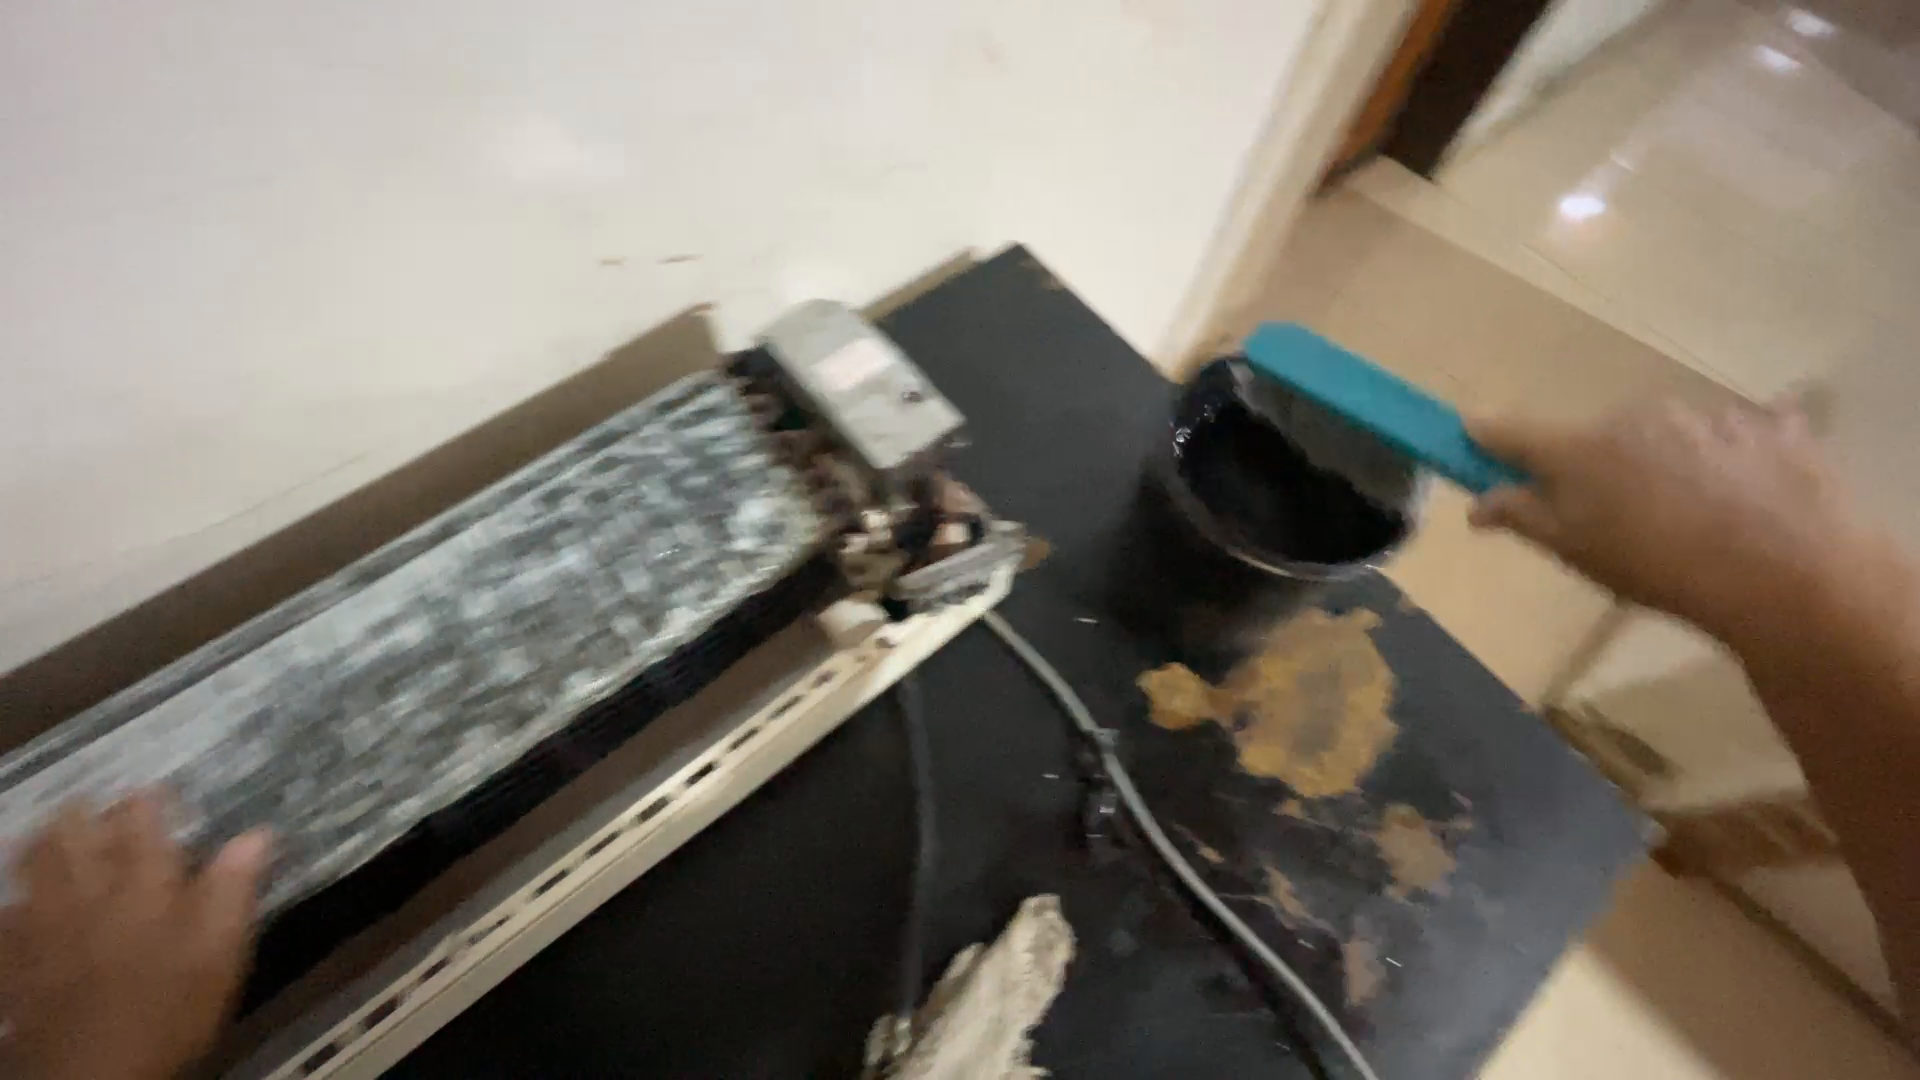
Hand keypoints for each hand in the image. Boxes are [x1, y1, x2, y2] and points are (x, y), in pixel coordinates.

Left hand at [0, 793, 270, 1079]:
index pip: (142, 834)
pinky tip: (12, 903)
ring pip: (31, 880)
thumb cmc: (173, 1004)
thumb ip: (235, 888)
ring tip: (43, 832)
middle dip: (77, 820)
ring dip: (37, 851)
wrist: (91, 1078)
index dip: (145, 806)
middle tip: (85, 798)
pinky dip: (9, 905)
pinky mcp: (17, 974)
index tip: (150, 785)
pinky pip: (4, 927)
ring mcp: (43, 939)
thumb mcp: (223, 947)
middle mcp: (88, 903)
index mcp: (145, 892)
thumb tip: (258, 833)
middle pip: (72, 850)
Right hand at [1467, 399, 1864, 649]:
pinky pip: (1729, 432)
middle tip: (1607, 512)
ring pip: (1659, 433)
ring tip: (1685, 511)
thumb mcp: (1571, 550)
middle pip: (1591, 436)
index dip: (1484, 434)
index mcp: (1576, 449)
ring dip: (1656, 459)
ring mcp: (1704, 415)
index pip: (1509, 431)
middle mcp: (1631, 417)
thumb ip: (1518, 517)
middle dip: (1590, 464)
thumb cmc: (1656, 567)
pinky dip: (1721, 455)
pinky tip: (1738, 493)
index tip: (1471, 436)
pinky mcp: (1771, 424)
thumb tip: (1475, 506)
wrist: (1792, 576)